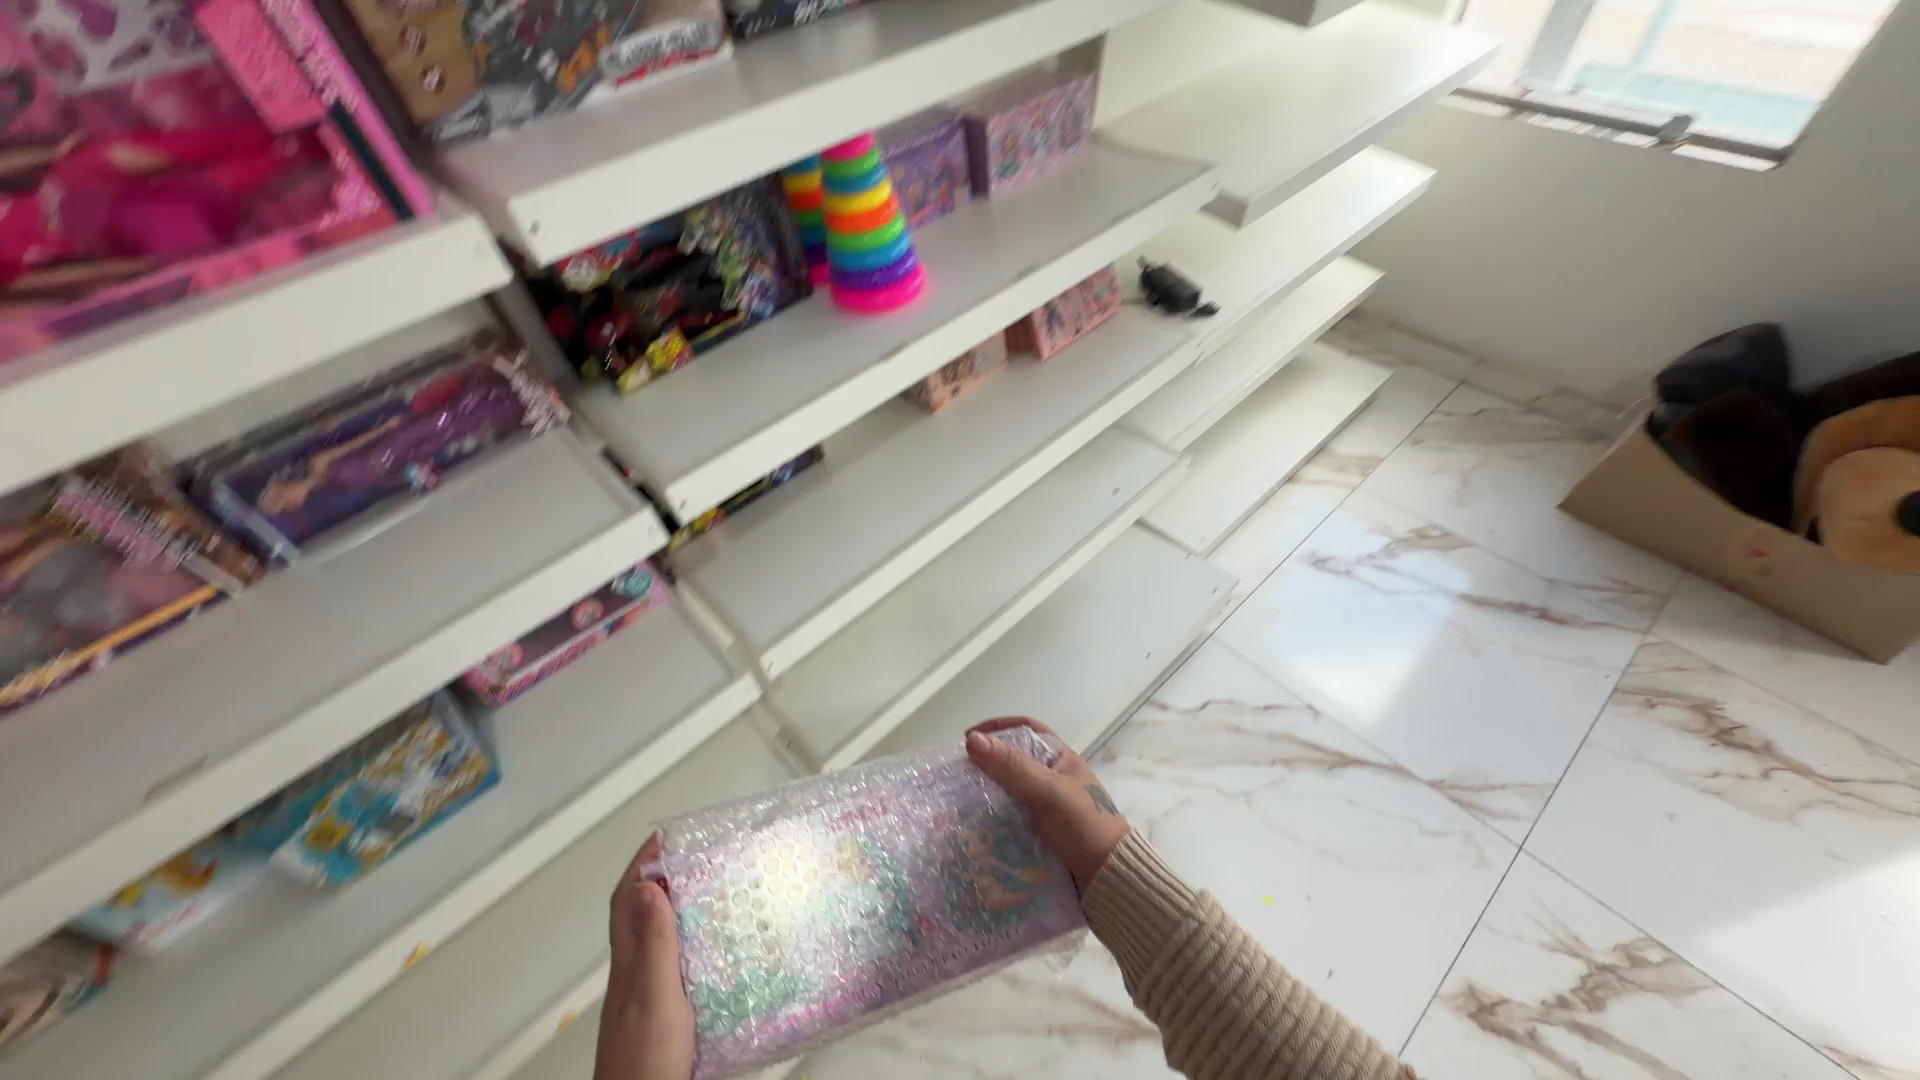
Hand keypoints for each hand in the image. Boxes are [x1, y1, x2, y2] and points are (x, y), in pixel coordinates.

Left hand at [595, 832, 694, 1079]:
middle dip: (661, 877)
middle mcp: (634, 973)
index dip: (643, 864)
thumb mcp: (657, 996)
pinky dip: (690, 942)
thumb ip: (656, 945)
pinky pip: (674, 961)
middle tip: (690, 853)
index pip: (627, 899)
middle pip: (640, 913)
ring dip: (676, 907)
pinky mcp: (663, 1011)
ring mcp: (646, 993)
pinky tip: (712, 947)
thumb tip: (651, 887)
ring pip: (657, 936)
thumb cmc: (644, 1062)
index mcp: (630, 962)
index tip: (665, 835)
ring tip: (706, 888)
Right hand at [965, 717, 1131, 890]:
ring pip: (1009, 790)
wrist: (1109, 879)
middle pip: (1013, 760)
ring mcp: (1047, 807)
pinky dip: (993, 818)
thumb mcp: (1048, 792)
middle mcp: (1053, 778)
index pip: (1026, 730)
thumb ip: (1012, 767)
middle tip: (956, 773)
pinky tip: (976, 826)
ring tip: (959, 800)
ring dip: (987, 793)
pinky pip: (1010, 817)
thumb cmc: (1083, 826)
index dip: (998, 727)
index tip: (969, 737)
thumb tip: (971, 740)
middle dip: (986, 763)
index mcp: (1061, 759)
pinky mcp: (1040, 832)